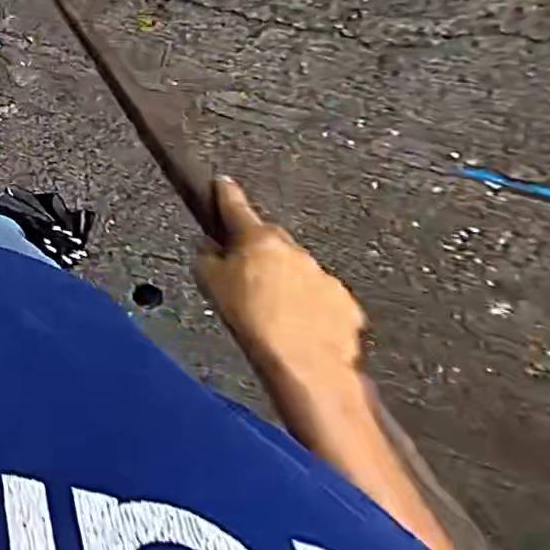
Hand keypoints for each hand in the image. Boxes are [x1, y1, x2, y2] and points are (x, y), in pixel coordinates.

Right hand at [195, 177, 365, 383]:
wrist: (305, 366)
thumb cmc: (256, 324)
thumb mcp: (208, 283)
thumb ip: (205, 256)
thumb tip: (207, 248)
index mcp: (258, 238)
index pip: (235, 205)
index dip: (225, 193)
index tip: (222, 183)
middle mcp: (293, 251)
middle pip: (267, 240)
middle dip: (255, 252)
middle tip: (240, 275)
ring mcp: (322, 277)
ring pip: (295, 269)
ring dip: (282, 282)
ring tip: (267, 312)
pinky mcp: (344, 303)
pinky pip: (318, 295)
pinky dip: (306, 305)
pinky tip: (293, 325)